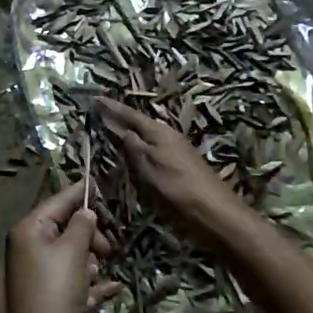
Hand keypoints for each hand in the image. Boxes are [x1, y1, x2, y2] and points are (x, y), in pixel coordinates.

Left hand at [2, 179, 119, 312]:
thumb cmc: (55, 291)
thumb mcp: (72, 252)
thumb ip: (81, 226)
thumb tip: (86, 212)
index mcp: (29, 230)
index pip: (57, 202)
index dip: (78, 193)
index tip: (96, 181)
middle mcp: (30, 247)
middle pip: (66, 228)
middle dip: (90, 234)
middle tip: (108, 247)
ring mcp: (40, 273)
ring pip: (73, 254)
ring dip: (91, 259)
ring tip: (100, 270)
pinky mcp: (52, 296)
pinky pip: (76, 280)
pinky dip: (93, 283)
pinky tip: (114, 288)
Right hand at [96, 97, 243, 237]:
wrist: (216, 213)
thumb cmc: (177, 189)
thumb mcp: (148, 168)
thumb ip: (134, 148)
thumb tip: (123, 132)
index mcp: (158, 132)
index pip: (130, 115)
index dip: (112, 108)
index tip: (96, 99)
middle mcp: (169, 135)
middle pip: (140, 123)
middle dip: (122, 118)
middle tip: (102, 113)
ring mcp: (178, 149)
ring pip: (149, 135)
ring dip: (132, 132)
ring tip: (115, 130)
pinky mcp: (183, 164)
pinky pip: (155, 147)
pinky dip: (142, 146)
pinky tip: (137, 152)